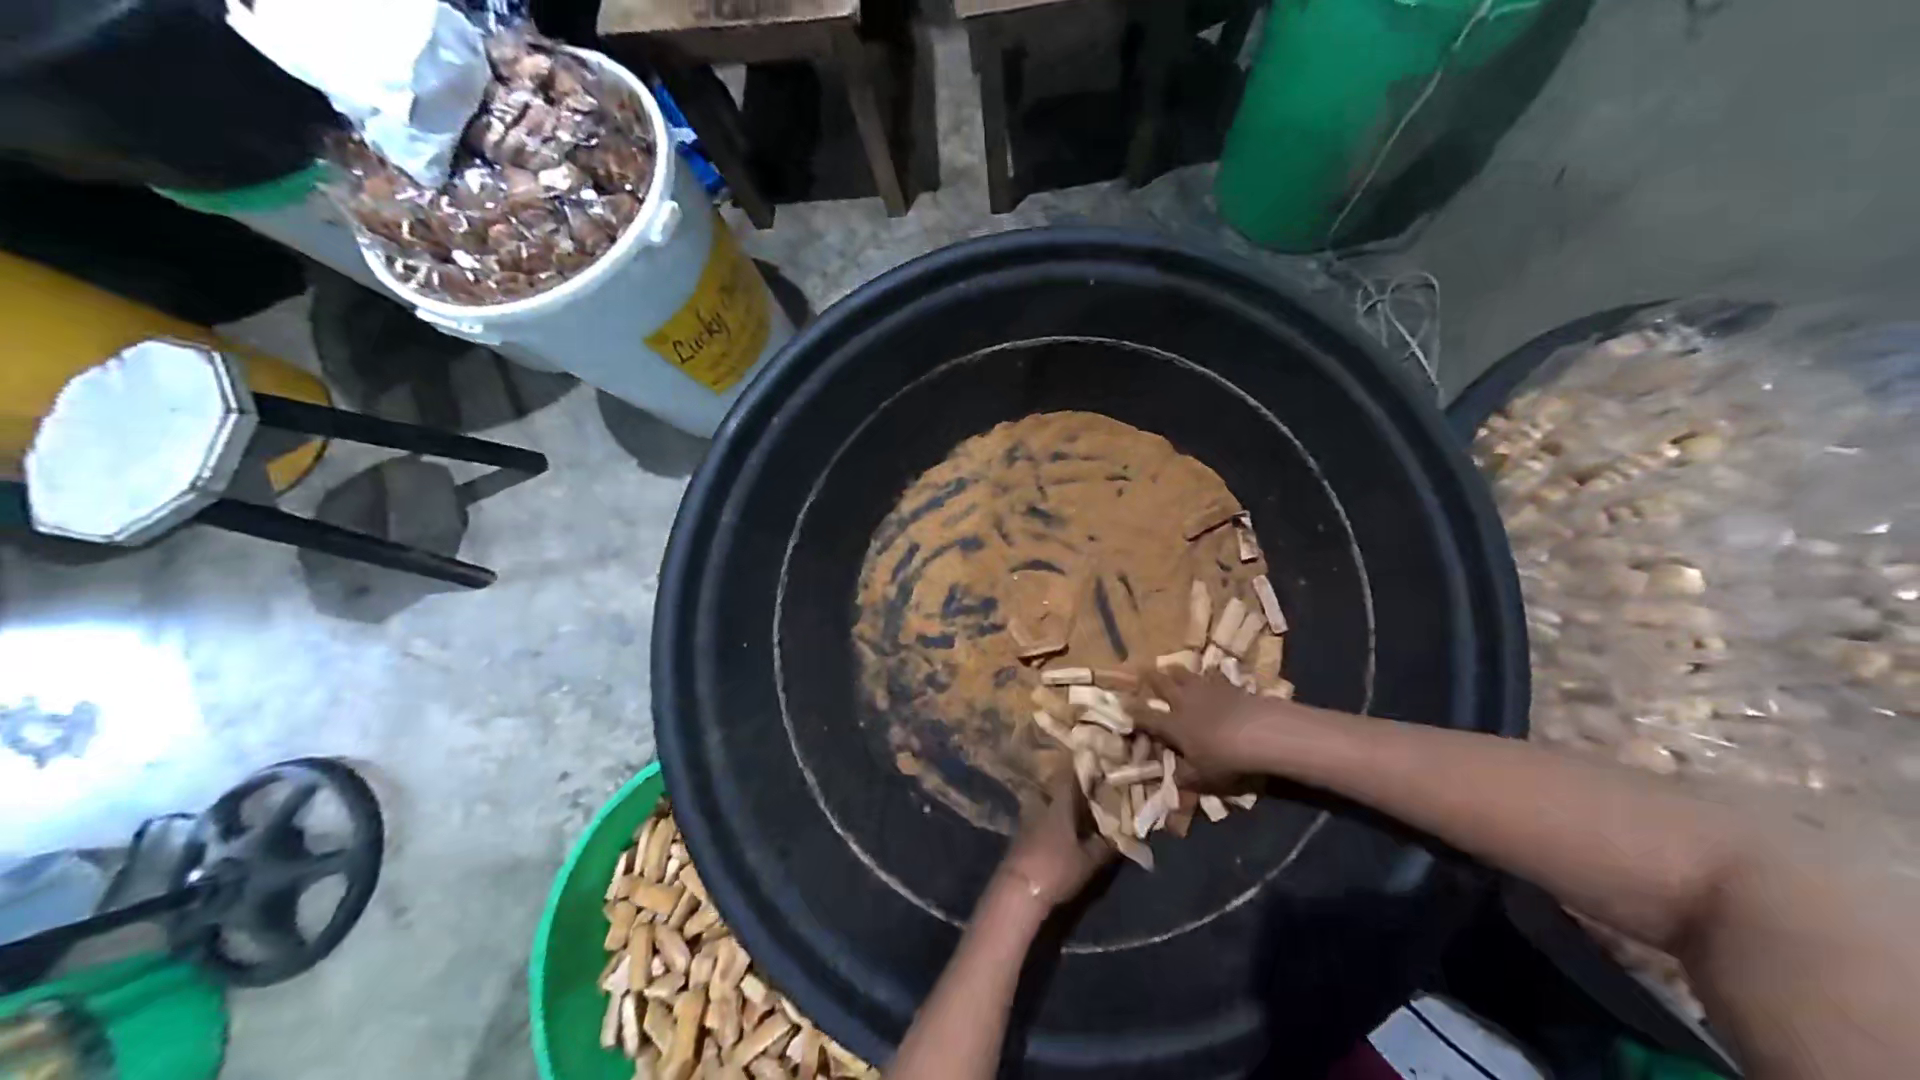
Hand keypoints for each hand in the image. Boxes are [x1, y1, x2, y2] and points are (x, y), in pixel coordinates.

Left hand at [996, 774, 1113, 908]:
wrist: (1019, 890)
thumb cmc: (1057, 869)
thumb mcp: (1088, 861)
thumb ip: (1105, 846)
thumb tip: (1120, 835)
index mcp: (1058, 805)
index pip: (1067, 777)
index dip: (1078, 768)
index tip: (1091, 763)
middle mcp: (1040, 805)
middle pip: (1054, 789)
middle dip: (1068, 789)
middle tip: (1086, 791)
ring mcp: (1027, 820)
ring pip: (1045, 803)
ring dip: (1057, 805)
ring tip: (1075, 811)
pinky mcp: (1020, 835)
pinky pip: (1038, 818)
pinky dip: (1049, 819)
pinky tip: (1059, 830)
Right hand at [1140, 669, 1281, 787]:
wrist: (1260, 732)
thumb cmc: (1224, 758)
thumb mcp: (1202, 778)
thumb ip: (1185, 777)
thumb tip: (1175, 778)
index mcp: (1172, 725)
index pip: (1146, 717)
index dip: (1133, 711)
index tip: (1122, 703)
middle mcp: (1183, 702)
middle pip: (1162, 685)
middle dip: (1150, 679)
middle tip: (1142, 671)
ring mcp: (1205, 690)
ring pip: (1184, 674)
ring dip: (1175, 671)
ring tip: (1170, 667)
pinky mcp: (1228, 685)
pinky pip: (1213, 675)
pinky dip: (1208, 674)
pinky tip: (1210, 674)